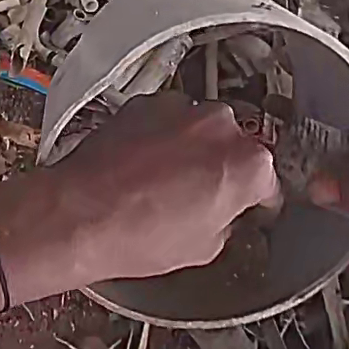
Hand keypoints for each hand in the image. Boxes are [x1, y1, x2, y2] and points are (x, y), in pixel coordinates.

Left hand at [0, 92, 280, 298]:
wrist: (80, 211)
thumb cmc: (137, 233)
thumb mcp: (205, 246)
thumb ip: (229, 217)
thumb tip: (224, 211)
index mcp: (248, 163)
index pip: (269, 181)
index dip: (259, 200)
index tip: (252, 207)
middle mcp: (218, 125)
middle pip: (234, 145)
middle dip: (222, 165)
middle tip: (201, 193)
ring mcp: (178, 108)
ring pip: (198, 127)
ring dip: (190, 145)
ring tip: (164, 178)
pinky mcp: (144, 103)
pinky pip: (164, 118)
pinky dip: (159, 134)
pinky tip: (142, 162)